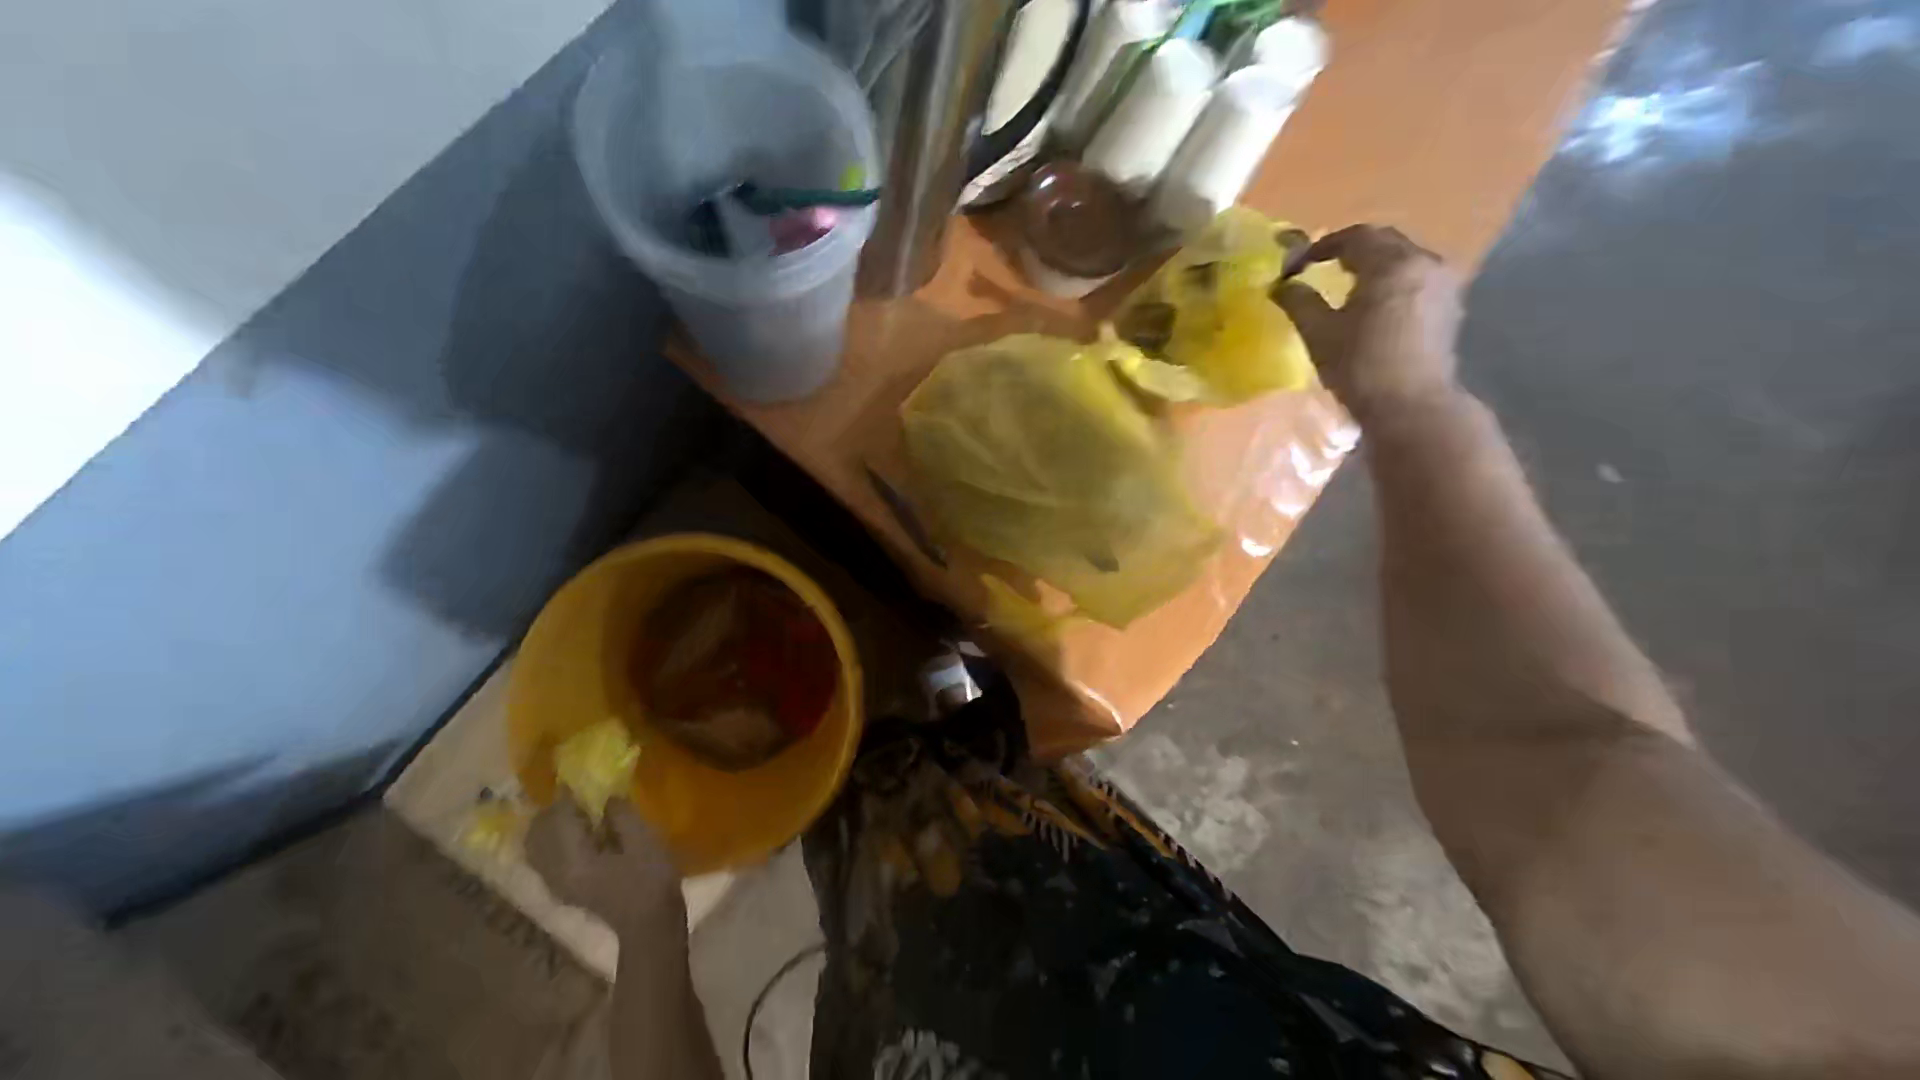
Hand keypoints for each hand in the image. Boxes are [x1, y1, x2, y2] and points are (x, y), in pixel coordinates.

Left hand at [526, 799, 684, 934]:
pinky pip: (545, 860)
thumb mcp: (643, 841)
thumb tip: (607, 797)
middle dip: (551, 812)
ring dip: (547, 827)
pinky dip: (550, 842)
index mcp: (574, 861)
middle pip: (538, 836)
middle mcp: (556, 874)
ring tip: (570, 810)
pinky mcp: (564, 890)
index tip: (574, 777)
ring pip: (537, 849)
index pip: (558, 821)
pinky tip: (573, 834)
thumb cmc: (651, 880)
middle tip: (572, 792)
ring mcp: (557, 885)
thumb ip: (622, 816)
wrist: (650, 924)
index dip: (565, 797)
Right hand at [1274, 224, 1464, 422]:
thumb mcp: (1319, 333)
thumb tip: (1282, 285)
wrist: (1411, 406)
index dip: (1321, 247)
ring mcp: (1443, 283)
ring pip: (1402, 258)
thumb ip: (1299, 301)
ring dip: (1373, 264)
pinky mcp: (1449, 305)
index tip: (1297, 264)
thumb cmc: (1360, 367)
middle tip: (1320, 266)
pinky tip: (1373, 303)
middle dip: (1349, 249)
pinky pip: (1415, 277)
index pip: (1354, 237)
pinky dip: (1391, 280)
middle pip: (1383, 241)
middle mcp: (1424, 262)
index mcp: (1392, 264)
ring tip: (1346, 284)